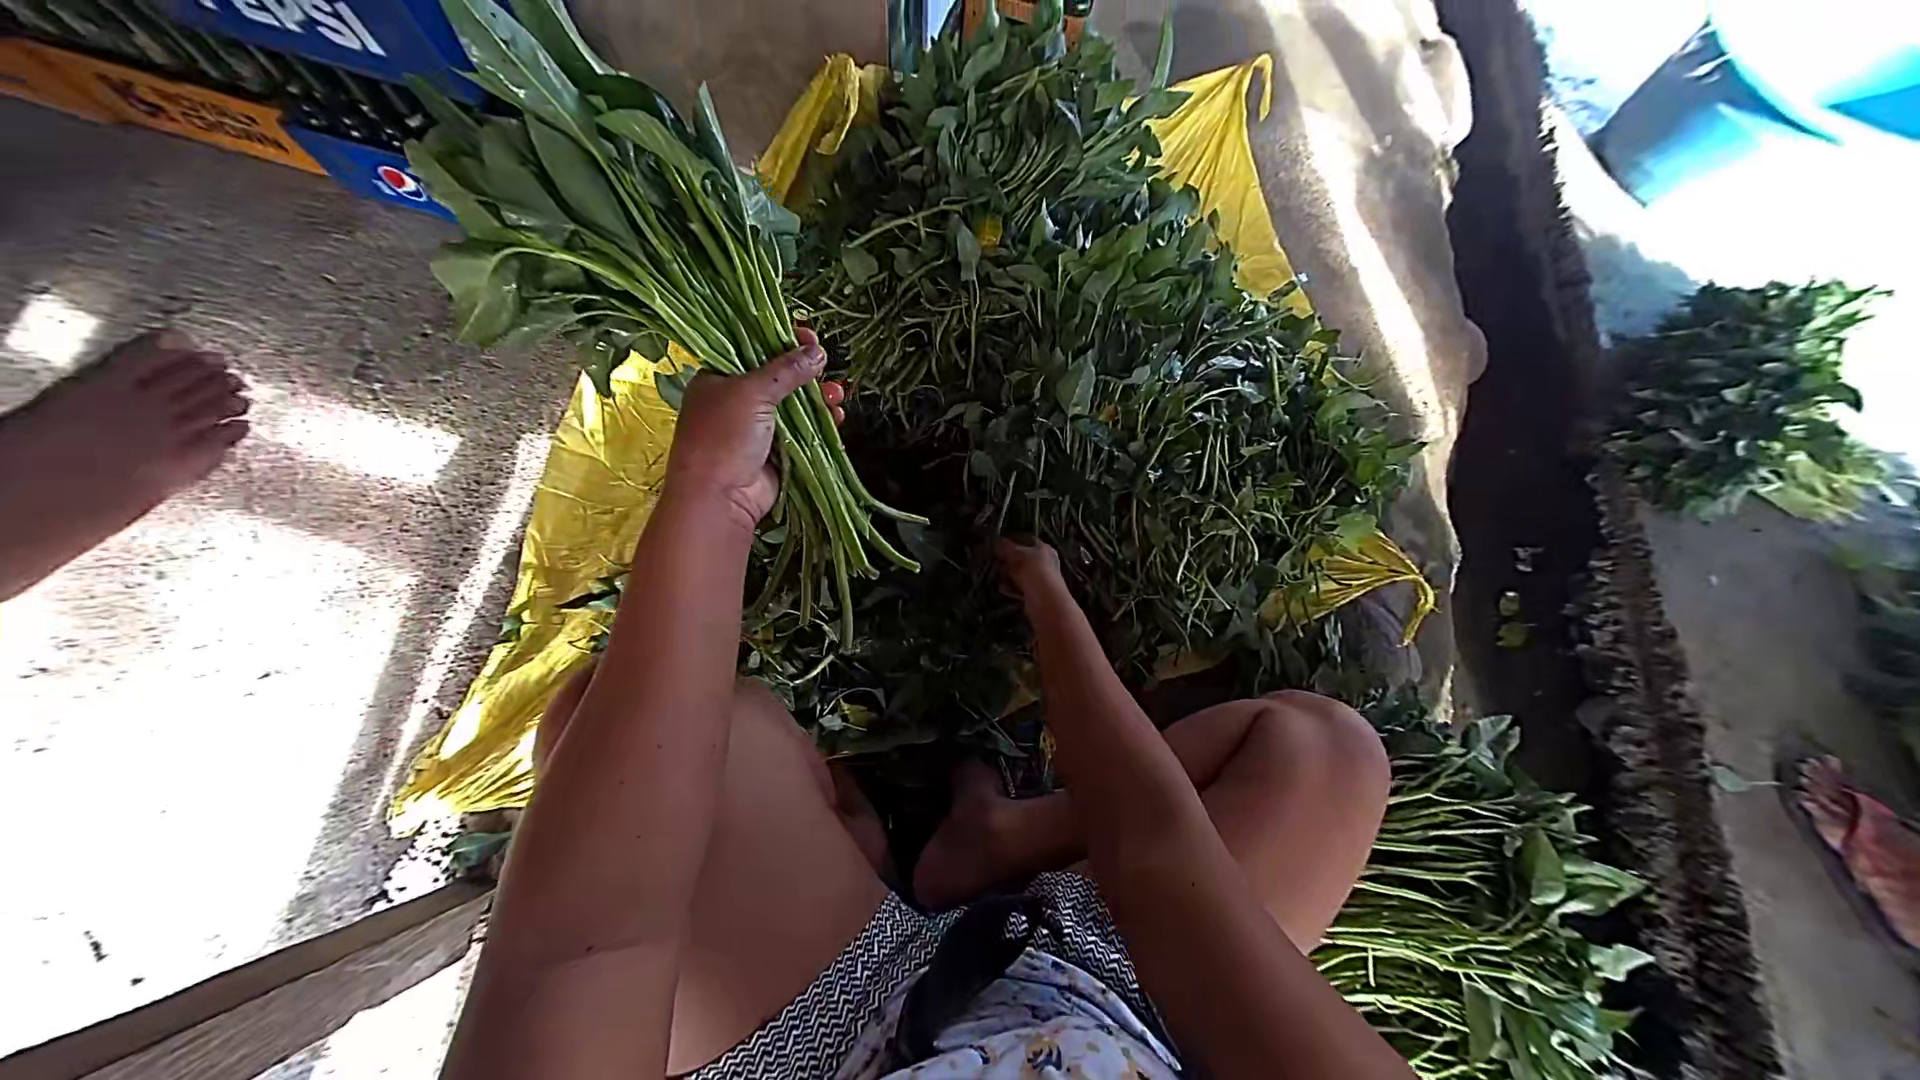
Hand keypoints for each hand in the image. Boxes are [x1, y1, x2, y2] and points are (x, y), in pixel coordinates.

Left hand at [665, 327, 826, 531]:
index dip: (781, 340)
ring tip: (837, 395)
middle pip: (780, 376)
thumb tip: (817, 351)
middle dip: (807, 372)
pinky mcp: (777, 450)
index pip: (754, 348)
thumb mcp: (752, 392)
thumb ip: (786, 370)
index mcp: (720, 377)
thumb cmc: (723, 436)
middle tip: (827, 366)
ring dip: (819, 398)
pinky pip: (804, 431)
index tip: (807, 335)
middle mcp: (737, 399)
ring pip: (796, 405)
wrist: (719, 496)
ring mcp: (758, 427)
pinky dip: (821, 424)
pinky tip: (836, 418)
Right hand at [995, 535, 1066, 606]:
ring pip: (1020, 575)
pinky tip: (1003, 589)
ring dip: (1008, 577)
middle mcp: (1045, 563)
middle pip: (1022, 560)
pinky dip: (1011, 589)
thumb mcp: (1016, 554)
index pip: (1027, 541)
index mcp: (1044, 549)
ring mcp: (1041, 580)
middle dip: (1008, 562)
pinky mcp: (1035, 595)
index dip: (1012, 543)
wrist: (1044, 600)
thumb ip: (1006, 547)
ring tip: (997, 576)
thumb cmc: (1033, 571)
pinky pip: (1019, 589)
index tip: (998, 547)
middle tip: (996, 562)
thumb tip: (998, 541)